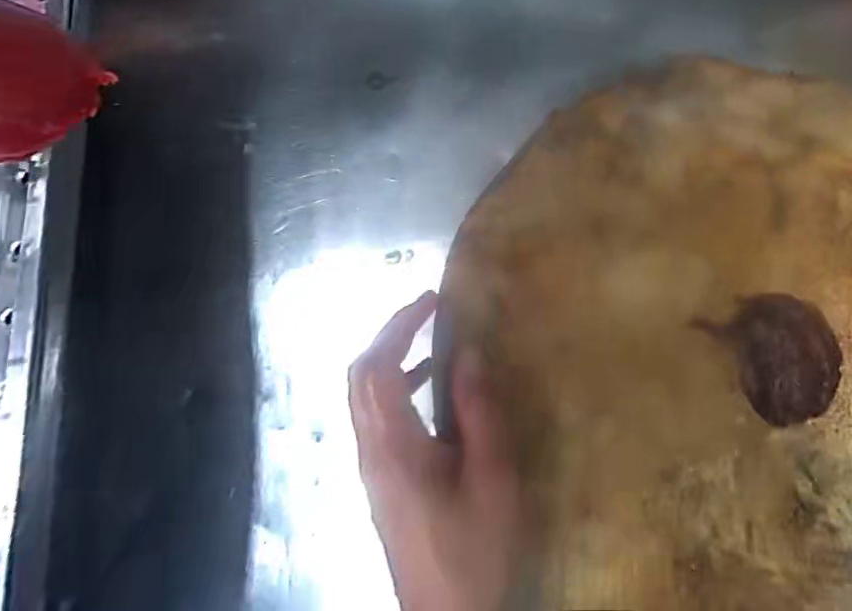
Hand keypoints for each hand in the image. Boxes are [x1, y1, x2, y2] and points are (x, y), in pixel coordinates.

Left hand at [350, 292, 518, 610]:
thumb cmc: (474, 551)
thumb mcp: (492, 480)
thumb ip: (478, 413)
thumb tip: (467, 353)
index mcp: (394, 448)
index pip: (379, 367)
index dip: (400, 325)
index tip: (432, 300)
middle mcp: (370, 451)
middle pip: (360, 374)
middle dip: (389, 333)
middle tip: (426, 312)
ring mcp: (369, 466)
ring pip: (362, 394)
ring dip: (389, 356)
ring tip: (428, 338)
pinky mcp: (378, 478)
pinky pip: (373, 415)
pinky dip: (393, 385)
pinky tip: (429, 387)